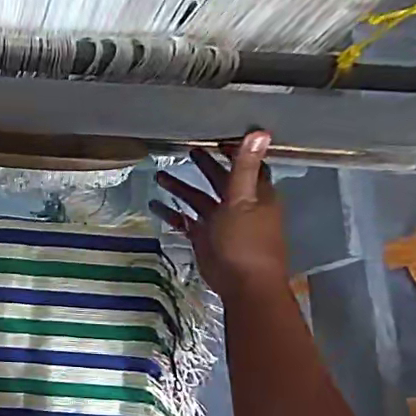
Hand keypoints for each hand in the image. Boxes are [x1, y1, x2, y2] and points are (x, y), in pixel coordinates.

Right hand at [151, 131, 287, 304]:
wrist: (243, 283)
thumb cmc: (247, 240)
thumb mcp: (242, 198)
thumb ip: (245, 167)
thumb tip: (260, 132)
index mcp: (255, 194)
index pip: (247, 166)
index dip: (235, 152)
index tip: (218, 139)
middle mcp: (239, 205)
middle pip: (220, 180)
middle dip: (205, 166)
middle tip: (188, 150)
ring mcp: (220, 223)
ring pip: (199, 200)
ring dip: (181, 188)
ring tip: (160, 175)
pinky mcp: (204, 238)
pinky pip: (186, 221)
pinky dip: (172, 213)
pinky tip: (155, 205)